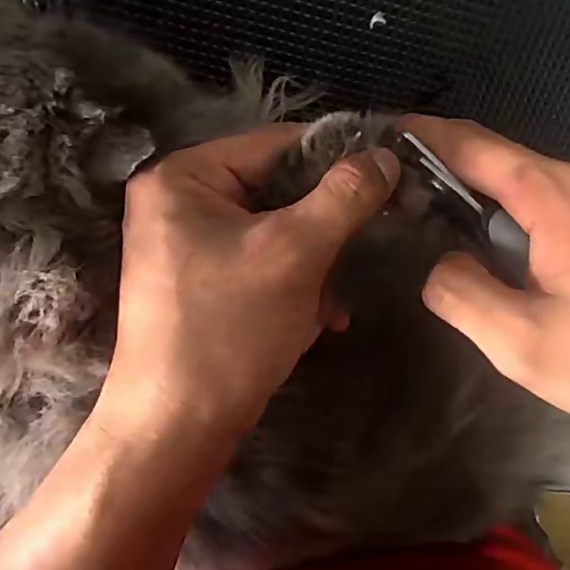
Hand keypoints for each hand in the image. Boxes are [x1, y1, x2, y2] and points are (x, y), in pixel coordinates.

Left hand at [91, 124, 399, 444]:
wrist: (179, 426)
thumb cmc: (229, 328)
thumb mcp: (296, 253)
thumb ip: (345, 196)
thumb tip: (386, 156)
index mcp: (184, 177)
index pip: (277, 143)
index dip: (337, 158)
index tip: (390, 178)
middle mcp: (181, 202)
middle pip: (280, 190)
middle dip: (325, 228)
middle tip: (364, 247)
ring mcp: (192, 245)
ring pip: (281, 231)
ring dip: (317, 264)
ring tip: (330, 299)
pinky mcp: (208, 283)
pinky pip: (267, 263)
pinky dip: (299, 286)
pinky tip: (320, 318)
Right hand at [407, 115, 569, 444]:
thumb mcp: (528, 346)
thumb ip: (465, 296)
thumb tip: (442, 264)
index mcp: (558, 194)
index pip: (472, 144)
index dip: (422, 136)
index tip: (383, 137)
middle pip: (507, 169)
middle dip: (460, 192)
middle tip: (423, 234)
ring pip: (543, 195)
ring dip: (506, 221)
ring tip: (485, 272)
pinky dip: (544, 231)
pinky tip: (547, 279)